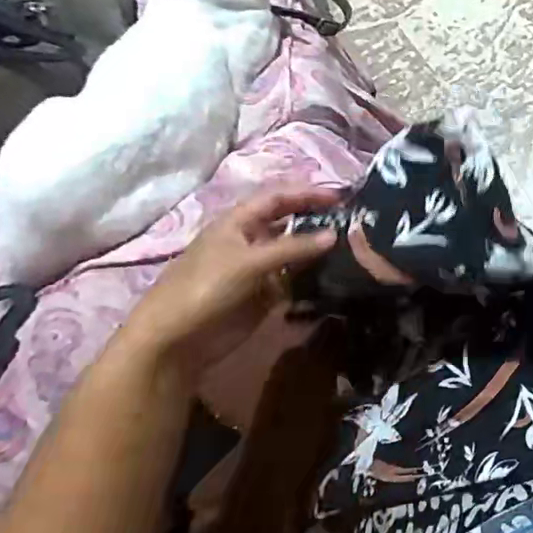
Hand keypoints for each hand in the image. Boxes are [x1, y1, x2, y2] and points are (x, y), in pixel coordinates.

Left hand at [115, 187, 343, 377]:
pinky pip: (297, 279)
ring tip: (354, 248)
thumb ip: (293, 247)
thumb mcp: (249, 262)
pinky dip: (316, 276)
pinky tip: (339, 275)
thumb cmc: (205, 288)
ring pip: (296, 252)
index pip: (277, 198)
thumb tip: (334, 234)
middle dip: (318, 219)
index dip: (307, 193)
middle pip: (289, 222)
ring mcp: (260, 268)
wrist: (178, 339)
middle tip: (353, 221)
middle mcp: (251, 240)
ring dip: (320, 249)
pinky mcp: (267, 294)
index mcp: (238, 223)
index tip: (342, 197)